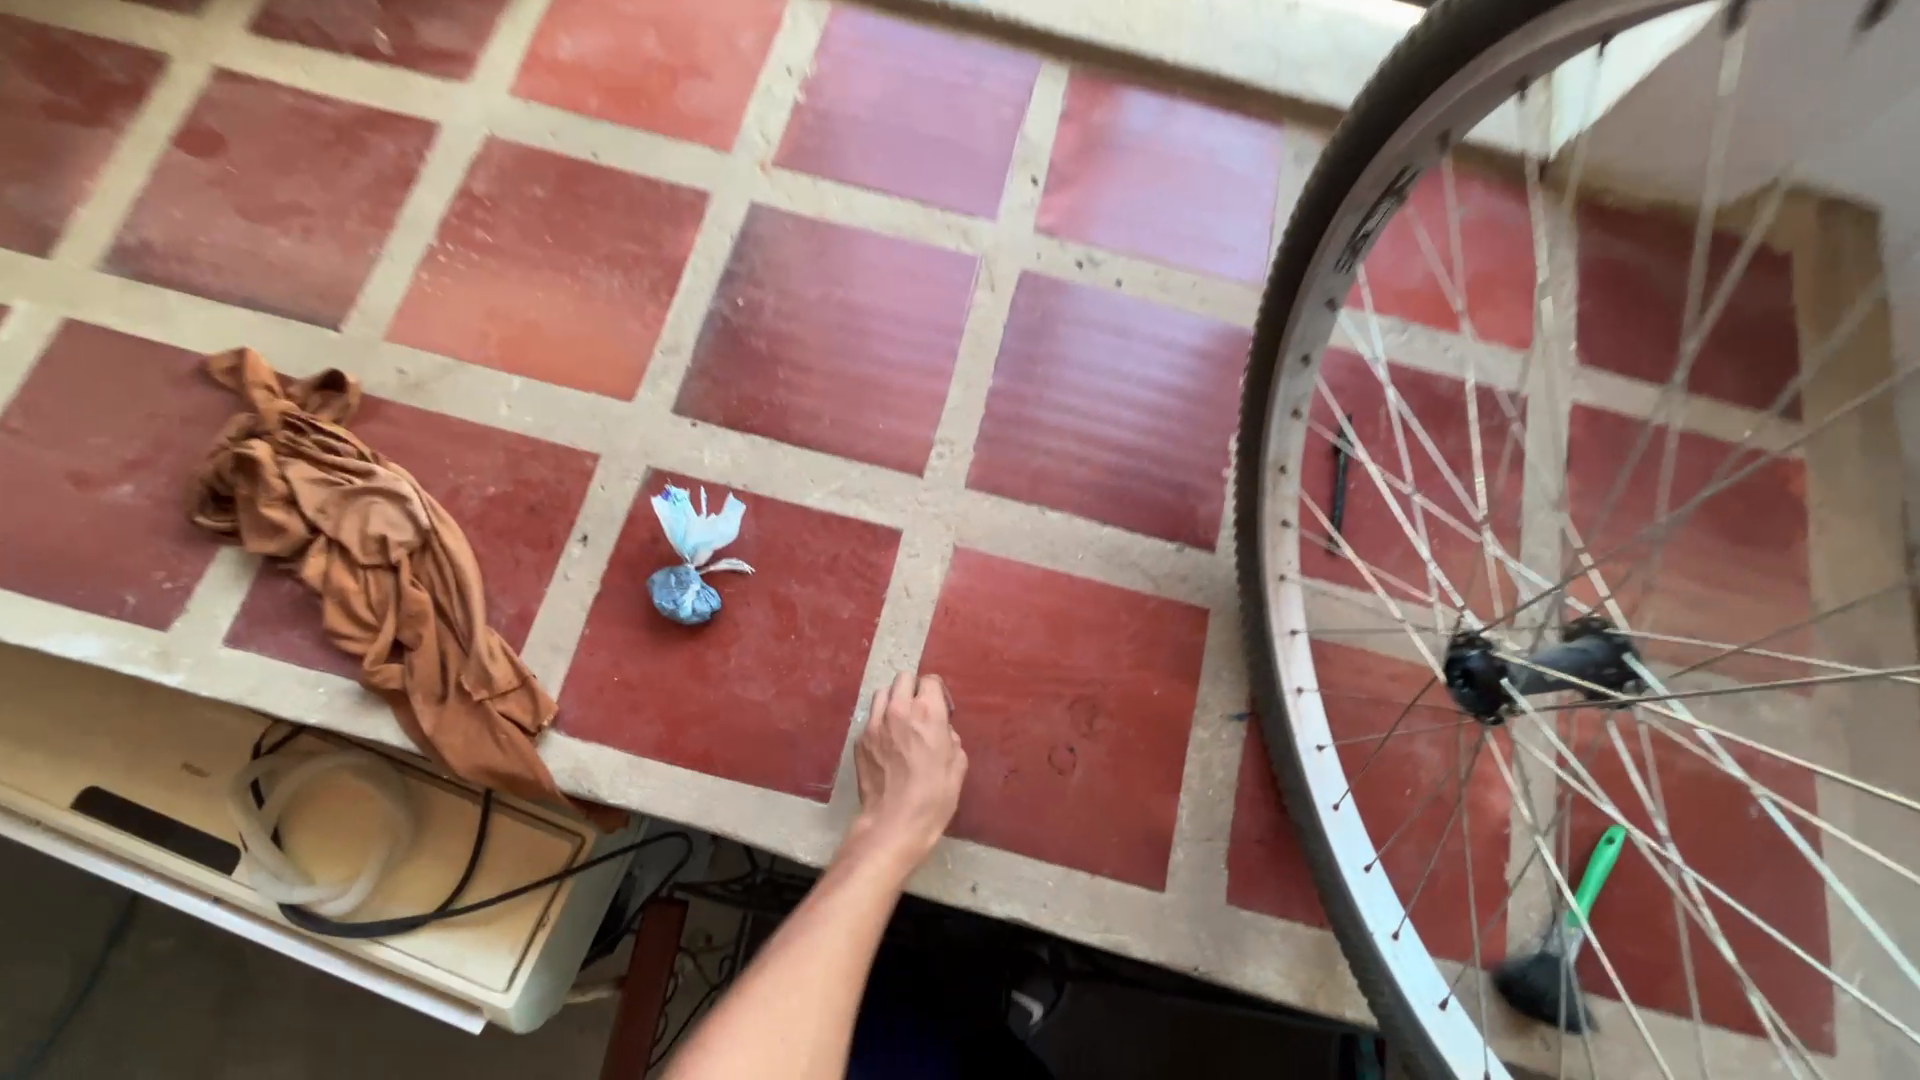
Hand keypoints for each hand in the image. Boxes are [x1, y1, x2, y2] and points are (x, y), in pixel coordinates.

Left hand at [849, 672, 967, 869]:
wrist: (894, 822)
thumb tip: (942, 731)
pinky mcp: (859, 740)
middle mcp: (899, 710)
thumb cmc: (934, 797)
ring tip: (900, 722)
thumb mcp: (957, 765)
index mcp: (928, 713)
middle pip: (903, 678)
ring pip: (882, 693)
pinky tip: (886, 744)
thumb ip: (950, 738)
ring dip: (894, 701)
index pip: (930, 680)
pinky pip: (871, 718)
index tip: (940, 709)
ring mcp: (874, 723)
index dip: (937, 693)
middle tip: (919, 711)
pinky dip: (880, 723)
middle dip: (913, 689)